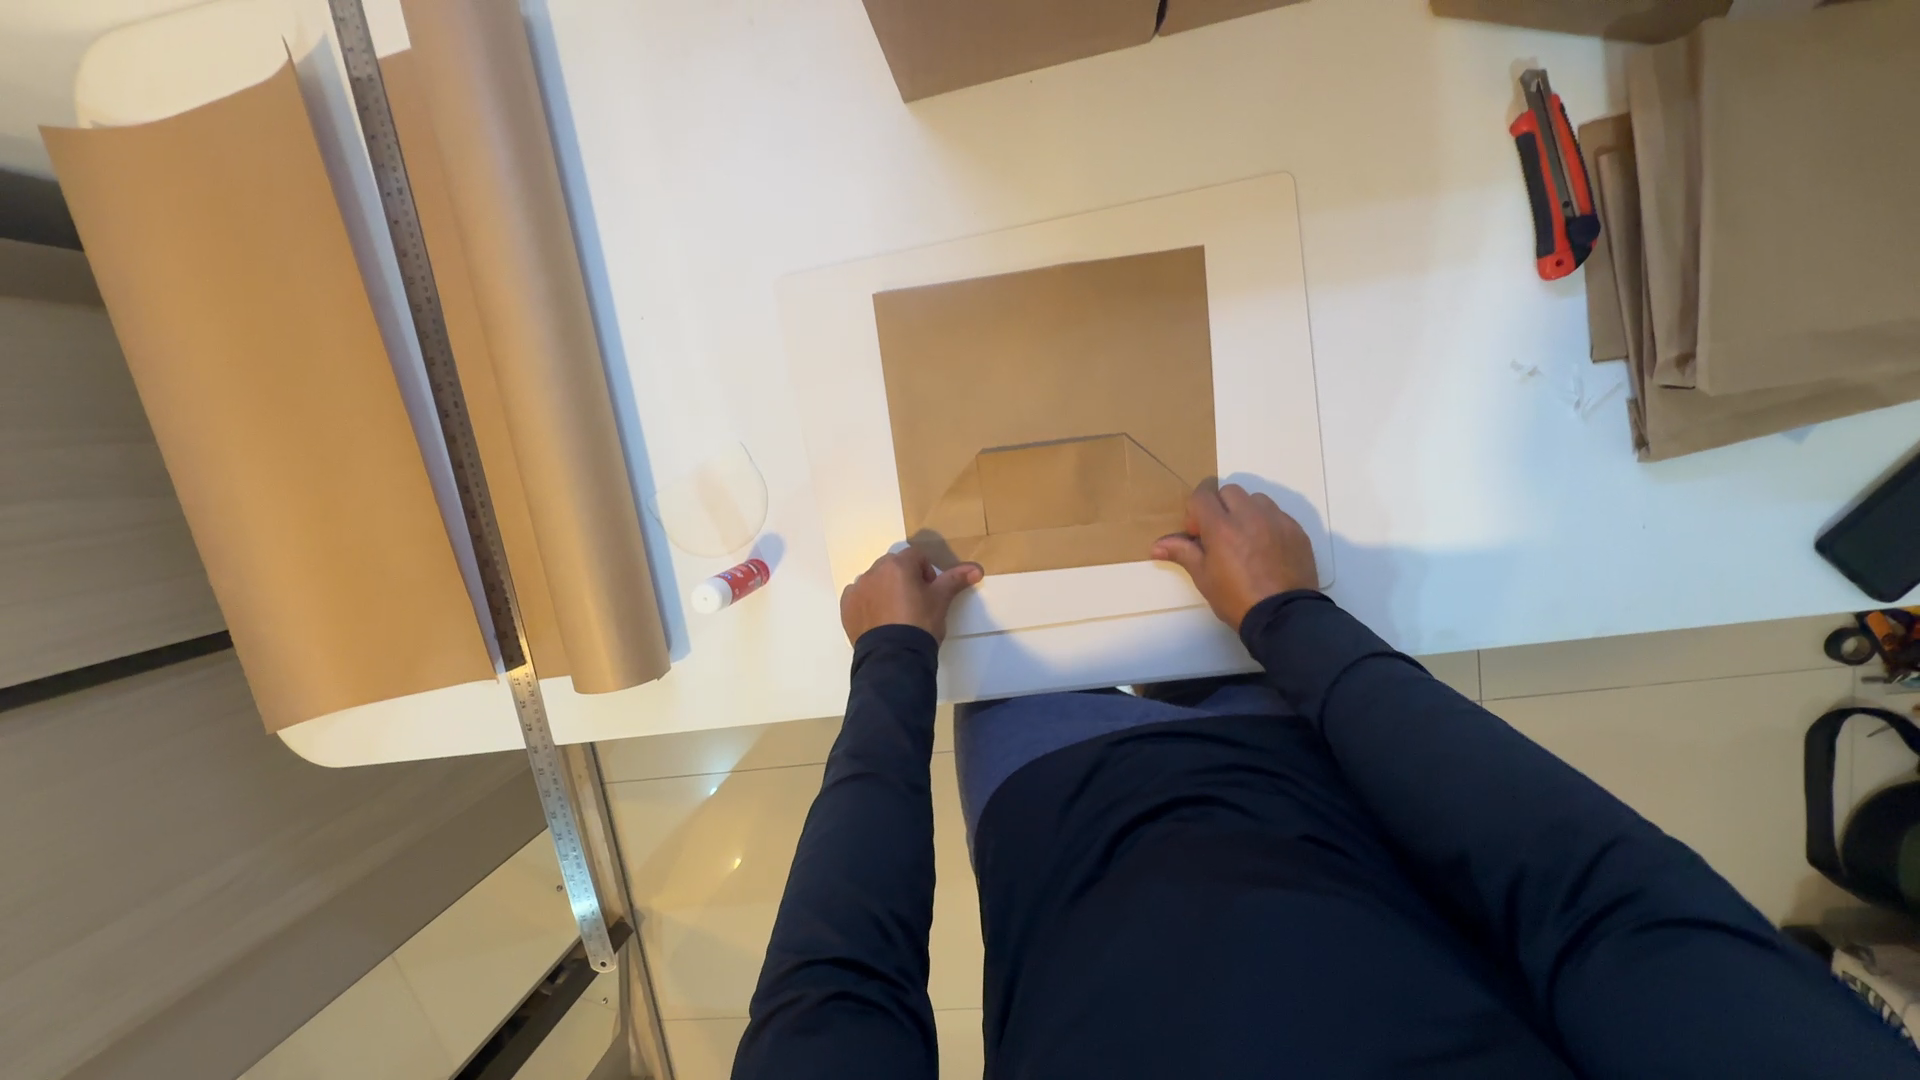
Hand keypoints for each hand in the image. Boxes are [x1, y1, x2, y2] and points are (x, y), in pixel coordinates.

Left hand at [840, 548, 983, 644]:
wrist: (894, 657)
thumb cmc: (920, 624)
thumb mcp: (941, 601)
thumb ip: (956, 580)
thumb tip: (977, 569)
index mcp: (897, 565)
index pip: (917, 557)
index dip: (927, 572)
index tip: (930, 592)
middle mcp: (874, 571)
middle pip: (893, 566)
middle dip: (904, 579)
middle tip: (915, 603)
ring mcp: (858, 589)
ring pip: (875, 581)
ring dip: (885, 589)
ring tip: (896, 615)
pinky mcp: (847, 607)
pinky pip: (859, 597)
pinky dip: (868, 603)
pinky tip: (879, 620)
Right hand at [1150, 482, 1317, 630]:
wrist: (1283, 617)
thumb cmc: (1236, 599)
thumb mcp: (1204, 577)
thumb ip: (1182, 552)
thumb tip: (1156, 546)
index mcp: (1221, 527)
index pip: (1202, 495)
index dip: (1195, 511)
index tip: (1198, 533)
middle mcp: (1250, 515)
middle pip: (1229, 491)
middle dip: (1220, 507)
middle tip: (1220, 535)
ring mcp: (1277, 520)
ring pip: (1256, 499)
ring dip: (1245, 511)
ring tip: (1245, 539)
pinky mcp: (1297, 530)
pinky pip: (1277, 514)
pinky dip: (1267, 523)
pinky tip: (1266, 549)